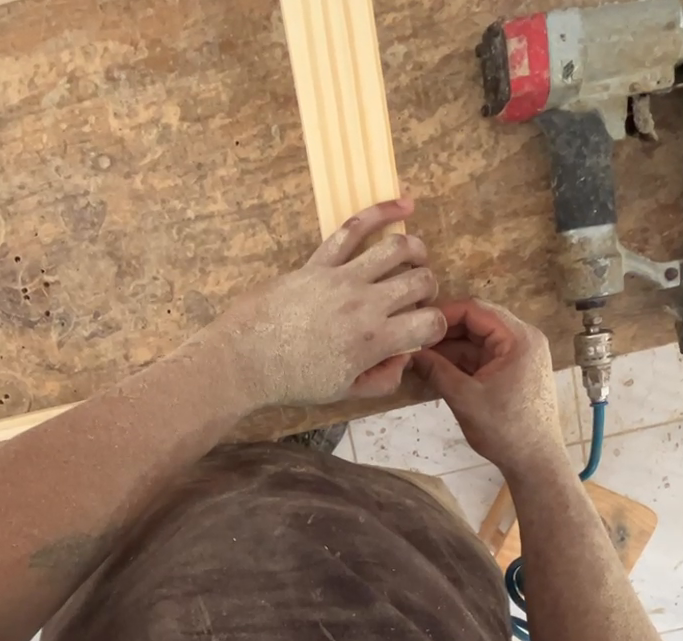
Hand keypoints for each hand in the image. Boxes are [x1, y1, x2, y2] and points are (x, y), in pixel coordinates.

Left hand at [194, 198, 446, 407]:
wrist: (246, 359)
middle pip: (421, 281)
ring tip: (417, 258)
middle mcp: (366, 304)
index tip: (423, 332)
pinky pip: (354, 228)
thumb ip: (381, 380)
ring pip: (397, 249)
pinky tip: (404, 205)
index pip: (431, 323)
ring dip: (416, 251)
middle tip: (417, 299)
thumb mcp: (343, 393)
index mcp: (374, 340)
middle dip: (429, 290)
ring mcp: (342, 278)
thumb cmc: (292, 381)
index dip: (436, 327)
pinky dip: (382, 212)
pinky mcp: (319, 262)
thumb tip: (403, 359)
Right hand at [412, 299, 565, 476]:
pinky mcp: (512, 372)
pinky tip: (436, 368)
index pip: (475, 309)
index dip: (442, 314)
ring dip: (449, 348)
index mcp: (519, 338)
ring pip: (477, 341)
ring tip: (419, 356)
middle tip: (413, 341)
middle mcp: (523, 339)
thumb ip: (436, 371)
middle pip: (477, 322)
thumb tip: (408, 353)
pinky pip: (482, 357)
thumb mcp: (465, 398)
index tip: (416, 325)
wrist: (534, 461)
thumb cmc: (505, 430)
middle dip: (444, 332)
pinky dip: (460, 361)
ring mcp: (518, 356)